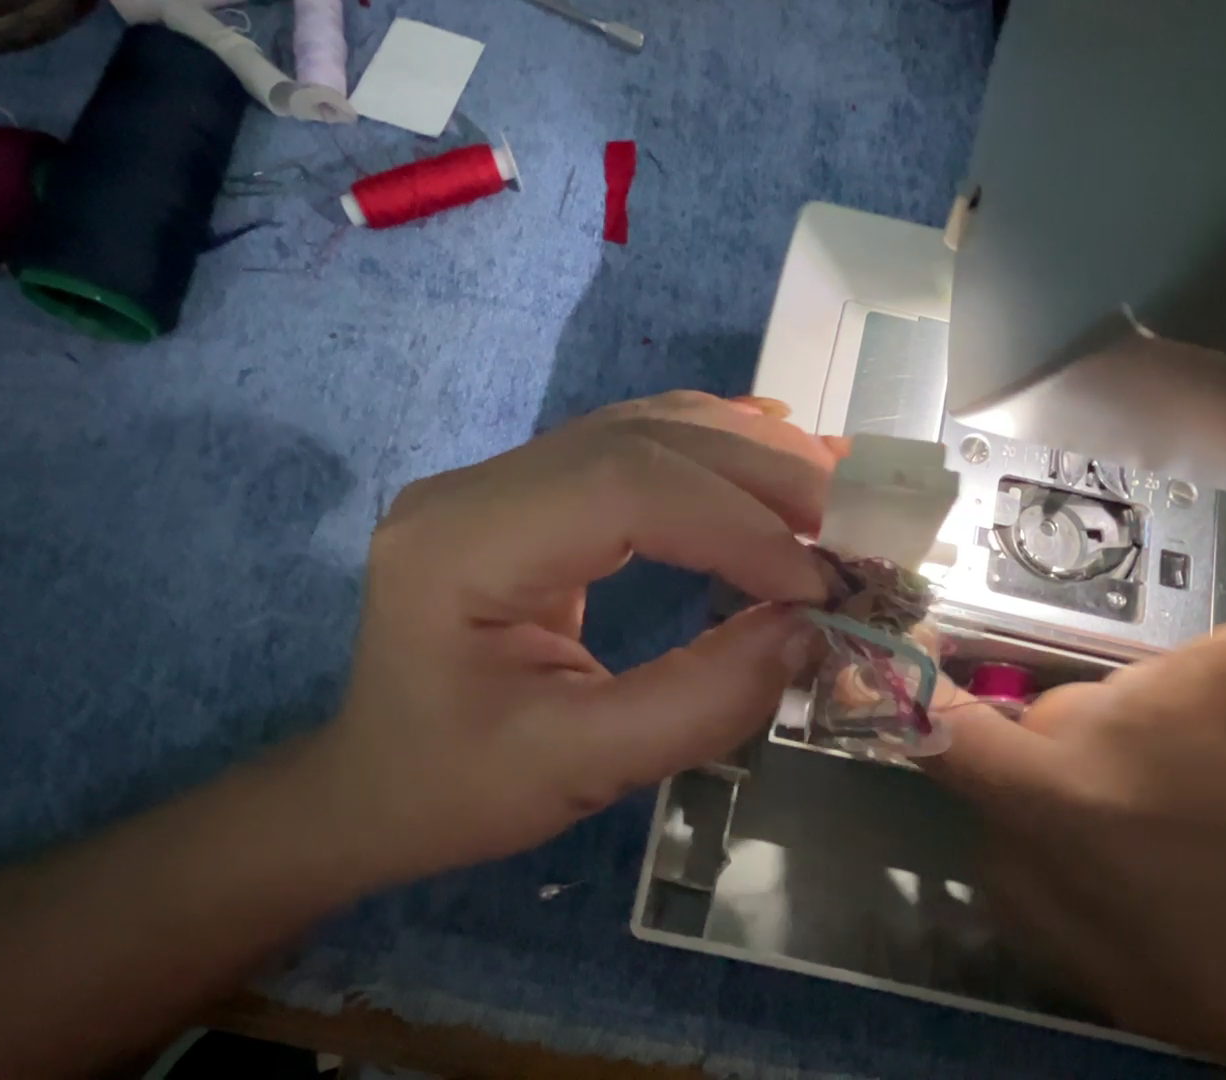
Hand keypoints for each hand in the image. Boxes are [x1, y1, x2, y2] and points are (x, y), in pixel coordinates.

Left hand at [310, 392, 833, 885]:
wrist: (375, 784)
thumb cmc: (457, 789)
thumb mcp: (579, 769)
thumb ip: (700, 702)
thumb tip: (809, 630)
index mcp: (461, 547)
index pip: (622, 490)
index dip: (735, 525)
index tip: (816, 584)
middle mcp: (476, 487)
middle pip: (640, 440)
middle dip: (759, 474)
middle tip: (850, 518)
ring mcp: (500, 479)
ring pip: (643, 427)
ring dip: (746, 450)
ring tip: (829, 484)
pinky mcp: (529, 491)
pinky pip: (633, 445)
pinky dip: (713, 449)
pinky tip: (769, 455)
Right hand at [930, 621, 1225, 1078]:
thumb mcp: (1133, 983)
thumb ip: (1029, 894)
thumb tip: (990, 825)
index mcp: (1076, 801)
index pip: (948, 730)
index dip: (916, 714)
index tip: (906, 706)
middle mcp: (1121, 709)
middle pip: (1050, 718)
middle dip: (1071, 764)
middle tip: (1142, 823)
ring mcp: (1200, 663)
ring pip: (1127, 695)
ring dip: (1150, 739)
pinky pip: (1200, 674)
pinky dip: (1217, 713)